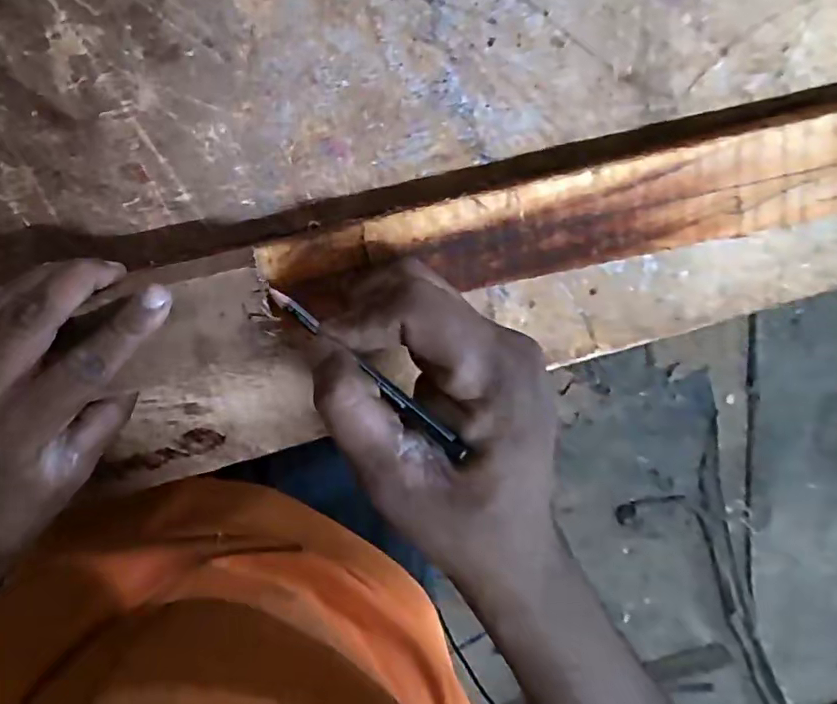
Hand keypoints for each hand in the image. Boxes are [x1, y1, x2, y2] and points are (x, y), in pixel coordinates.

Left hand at [0, 259, 172, 586]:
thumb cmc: (0, 523)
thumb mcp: (65, 483)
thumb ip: (101, 420)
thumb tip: (131, 367)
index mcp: (19, 436)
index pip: (85, 367)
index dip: (127, 326)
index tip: (159, 293)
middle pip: (34, 315)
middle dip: (81, 279)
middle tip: (116, 270)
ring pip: (3, 302)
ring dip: (50, 275)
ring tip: (87, 270)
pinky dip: (19, 288)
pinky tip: (44, 285)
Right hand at [308, 259, 559, 590]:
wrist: (517, 551)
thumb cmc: (461, 527)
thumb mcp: (394, 484)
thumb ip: (351, 412)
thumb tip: (319, 346)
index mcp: (496, 371)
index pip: (419, 306)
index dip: (361, 315)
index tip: (320, 342)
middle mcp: (505, 341)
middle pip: (422, 286)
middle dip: (365, 303)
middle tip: (328, 341)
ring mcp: (502, 341)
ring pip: (424, 292)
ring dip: (376, 309)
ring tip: (345, 346)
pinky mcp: (490, 348)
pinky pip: (432, 313)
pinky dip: (392, 321)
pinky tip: (374, 351)